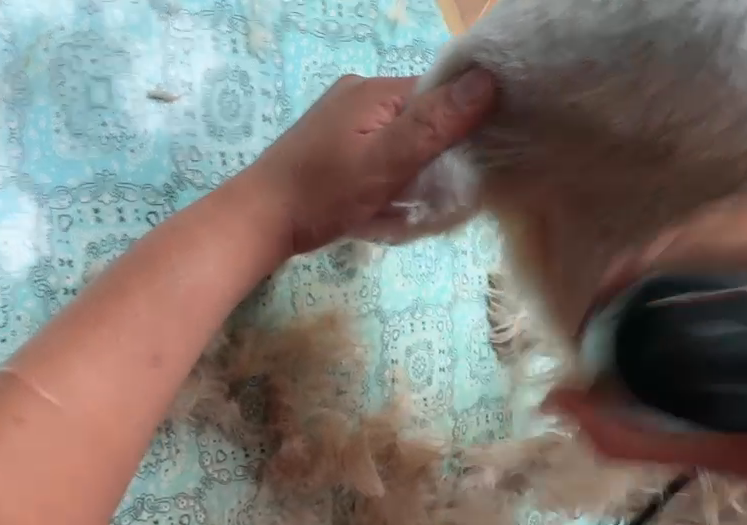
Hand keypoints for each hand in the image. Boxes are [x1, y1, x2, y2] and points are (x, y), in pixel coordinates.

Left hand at [234, 70, 496, 256]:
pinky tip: (376, 214)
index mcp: (374, 91)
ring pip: (393, 147)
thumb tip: (490, 80)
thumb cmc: (321, 194)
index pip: (438, 95)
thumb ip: (435, 124)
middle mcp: (356, 99)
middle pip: (416, 122)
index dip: (458, 128)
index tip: (465, 168)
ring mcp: (337, 127)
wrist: (256, 223)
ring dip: (404, 180)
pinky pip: (369, 163)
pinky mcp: (325, 155)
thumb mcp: (385, 161)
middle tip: (429, 199)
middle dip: (429, 160)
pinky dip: (380, 187)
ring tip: (398, 211)